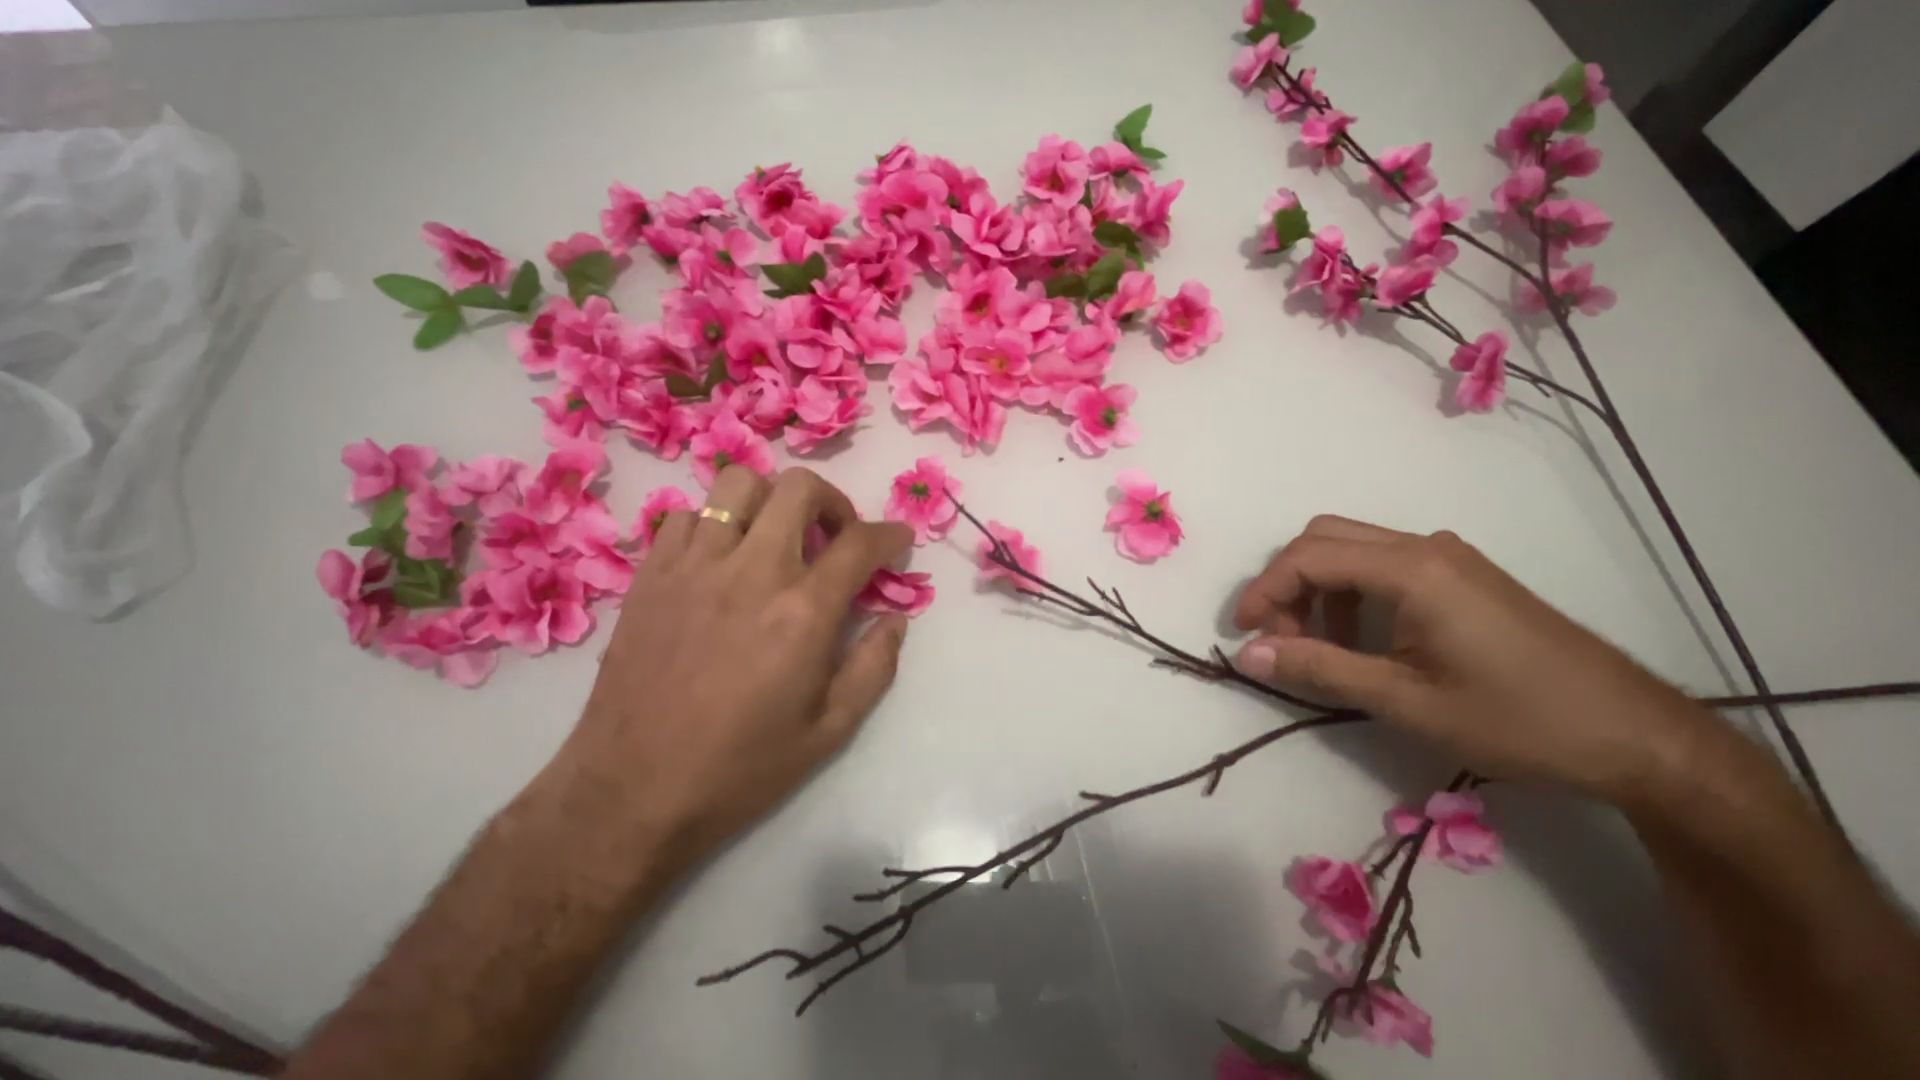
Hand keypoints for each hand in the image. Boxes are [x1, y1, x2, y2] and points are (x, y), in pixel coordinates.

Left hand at [548, 466, 913, 872]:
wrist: (634, 789)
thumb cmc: (740, 768)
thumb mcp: (829, 732)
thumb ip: (873, 667)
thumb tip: (896, 619)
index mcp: (802, 612)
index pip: (860, 542)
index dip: (890, 534)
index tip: (897, 542)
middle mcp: (751, 571)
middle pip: (800, 488)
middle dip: (833, 502)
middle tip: (836, 537)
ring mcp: (694, 566)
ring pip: (738, 484)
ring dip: (771, 501)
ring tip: (775, 538)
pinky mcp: (650, 574)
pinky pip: (687, 515)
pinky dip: (715, 523)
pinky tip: (720, 560)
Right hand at [1230, 515, 1721, 802]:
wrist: (1630, 732)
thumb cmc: (1515, 719)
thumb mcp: (1405, 701)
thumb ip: (1320, 670)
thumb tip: (1247, 655)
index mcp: (1412, 570)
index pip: (1309, 557)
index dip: (1264, 591)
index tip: (1241, 635)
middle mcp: (1428, 548)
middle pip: (1327, 538)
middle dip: (1288, 584)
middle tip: (1277, 641)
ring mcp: (1451, 559)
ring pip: (1356, 550)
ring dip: (1320, 590)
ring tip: (1317, 650)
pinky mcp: (1466, 578)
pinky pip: (1387, 566)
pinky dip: (1354, 594)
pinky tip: (1363, 642)